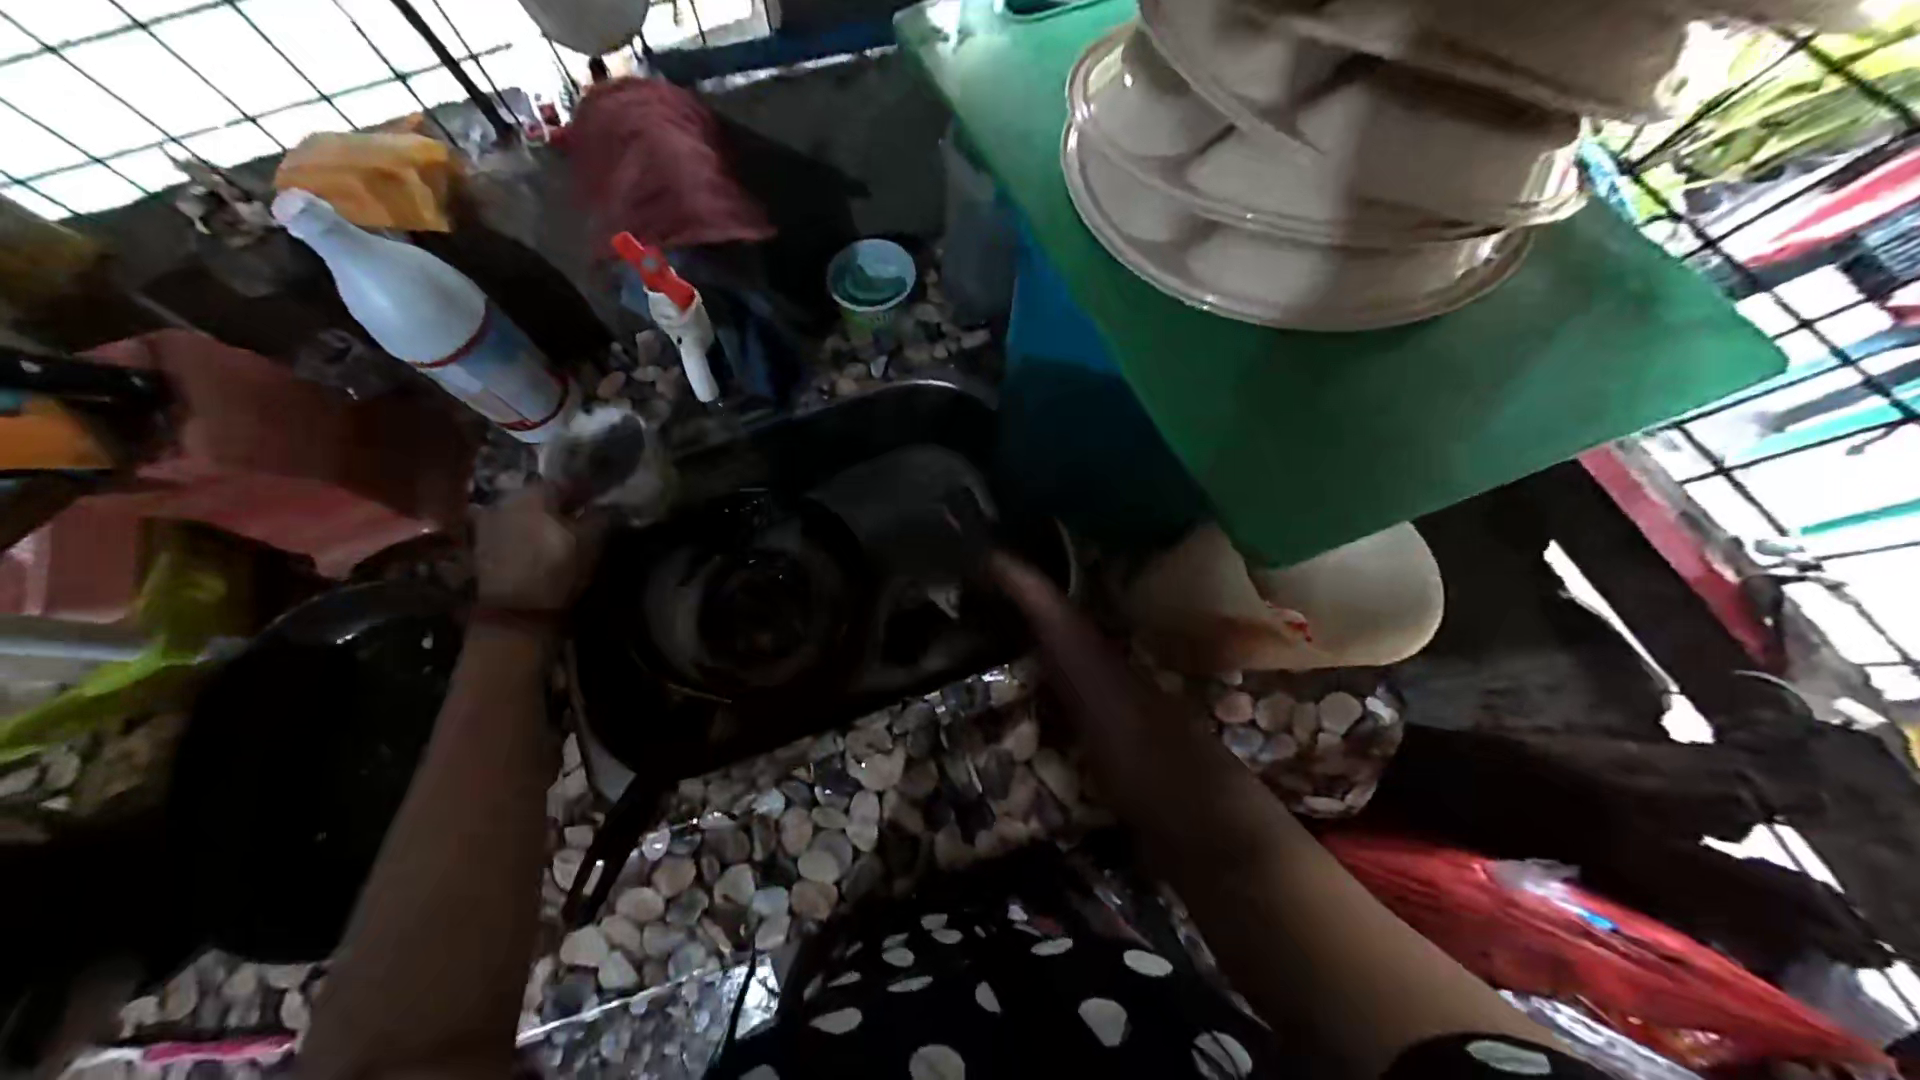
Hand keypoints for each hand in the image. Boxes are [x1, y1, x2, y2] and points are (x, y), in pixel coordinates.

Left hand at [473, 483, 600, 612]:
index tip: (598, 500)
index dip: (585, 491)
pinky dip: (525, 536)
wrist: (514, 610)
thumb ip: (599, 518)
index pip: (565, 483)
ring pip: (523, 515)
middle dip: (560, 506)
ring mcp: (488, 523)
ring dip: (541, 522)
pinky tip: (538, 549)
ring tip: (559, 536)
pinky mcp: (480, 547)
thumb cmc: (558, 567)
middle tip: (579, 518)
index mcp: (534, 494)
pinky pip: (510, 532)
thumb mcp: (591, 541)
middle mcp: (506, 501)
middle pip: (540, 498)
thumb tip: (601, 508)